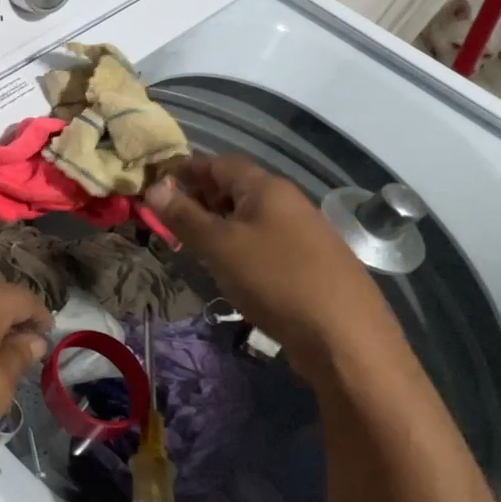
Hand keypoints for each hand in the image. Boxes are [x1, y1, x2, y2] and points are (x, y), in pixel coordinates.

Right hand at [144, 154, 398, 370]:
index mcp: (267, 188)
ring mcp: (305, 234)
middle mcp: (289, 203)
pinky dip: (240, 246)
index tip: (156, 185)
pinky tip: (231, 270)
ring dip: (219, 224)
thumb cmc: (275, 280)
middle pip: (236, 187)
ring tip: (193, 246)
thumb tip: (153, 188)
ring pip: (250, 217)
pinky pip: (266, 241)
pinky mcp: (312, 264)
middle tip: (169, 219)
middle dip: (200, 197)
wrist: (346, 339)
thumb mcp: (219, 246)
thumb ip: (183, 216)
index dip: (186, 169)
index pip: (219, 162)